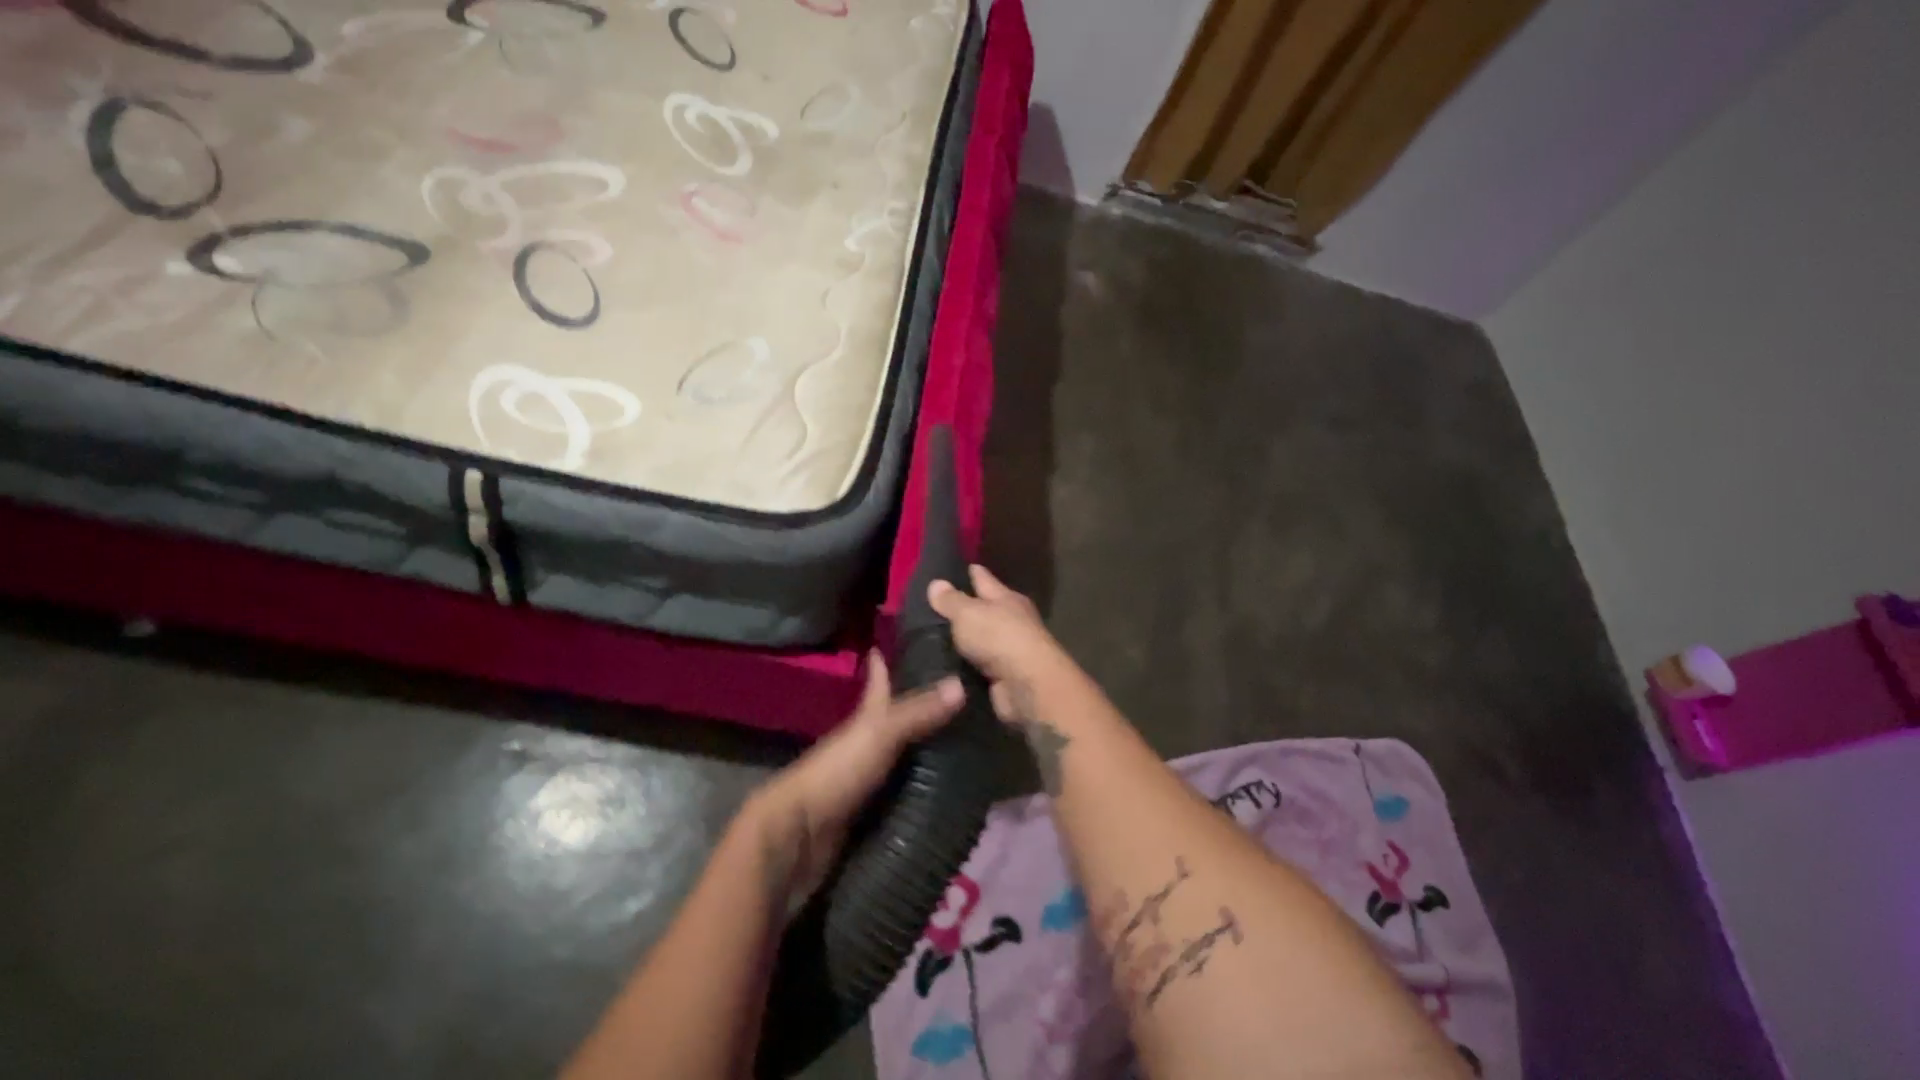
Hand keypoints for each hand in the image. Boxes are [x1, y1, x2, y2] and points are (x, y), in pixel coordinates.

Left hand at [747, 654, 961, 908]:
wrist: (799, 840)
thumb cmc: (835, 775)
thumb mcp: (878, 735)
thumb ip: (917, 713)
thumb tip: (961, 683)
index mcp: (864, 722)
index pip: (879, 685)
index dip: (886, 664)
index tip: (903, 644)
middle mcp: (866, 748)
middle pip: (898, 723)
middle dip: (926, 713)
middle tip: (967, 702)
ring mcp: (870, 784)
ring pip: (907, 762)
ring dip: (931, 757)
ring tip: (974, 750)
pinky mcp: (876, 817)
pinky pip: (909, 799)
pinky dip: (928, 794)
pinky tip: (955, 796)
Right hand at [927, 564, 1070, 724]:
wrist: (1026, 686)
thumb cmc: (999, 637)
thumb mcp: (968, 613)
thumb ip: (951, 600)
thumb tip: (936, 583)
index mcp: (1007, 599)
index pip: (984, 579)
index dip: (971, 573)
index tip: (955, 566)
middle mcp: (1011, 621)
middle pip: (984, 610)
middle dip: (964, 607)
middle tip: (932, 605)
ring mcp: (1008, 651)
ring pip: (979, 640)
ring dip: (962, 640)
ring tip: (931, 636)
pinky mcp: (1002, 677)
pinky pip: (976, 666)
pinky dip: (964, 665)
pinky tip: (945, 664)